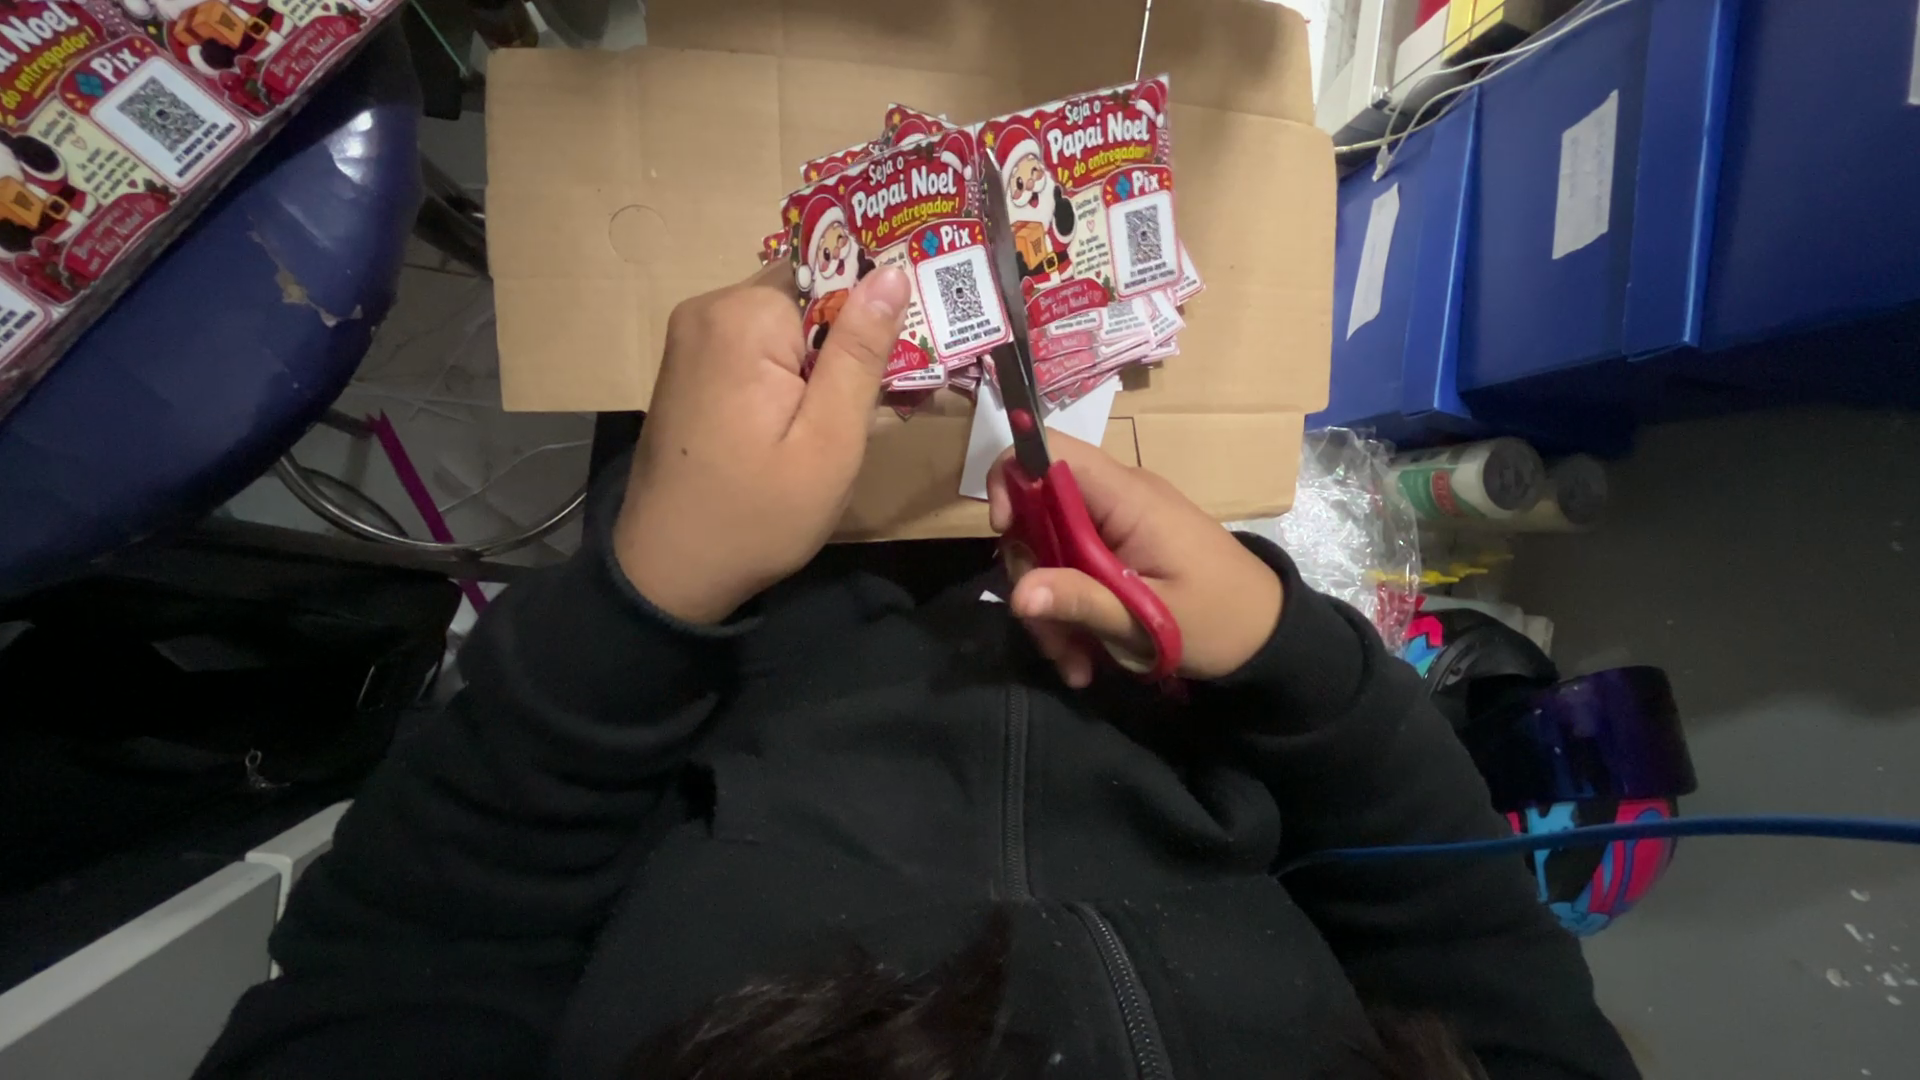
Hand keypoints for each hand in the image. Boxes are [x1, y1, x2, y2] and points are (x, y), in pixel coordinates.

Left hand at [613, 263, 910, 622]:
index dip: (866, 328)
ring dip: (814, 368)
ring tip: (823, 429)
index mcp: (743, 318)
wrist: (671, 569)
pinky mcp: (686, 366)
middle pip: (806, 300)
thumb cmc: (760, 514)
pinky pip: (754, 348)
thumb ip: (860, 353)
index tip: (882, 380)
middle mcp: (707, 309)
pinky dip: (784, 378)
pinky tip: (788, 428)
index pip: (834, 282)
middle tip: (856, 415)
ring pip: (783, 327)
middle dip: (840, 350)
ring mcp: (689, 338)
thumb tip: (893, 270)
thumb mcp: (830, 440)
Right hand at [986, 434, 1283, 684]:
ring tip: (1074, 662)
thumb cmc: (1218, 620)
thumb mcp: (1145, 620)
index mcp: (1126, 498)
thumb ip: (1081, 601)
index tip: (1006, 530)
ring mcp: (1114, 524)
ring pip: (1049, 549)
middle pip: (1038, 513)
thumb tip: (1017, 594)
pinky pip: (1072, 567)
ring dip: (1051, 608)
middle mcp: (1115, 499)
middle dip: (1032, 576)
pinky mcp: (1116, 549)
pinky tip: (1084, 658)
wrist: (1267, 635)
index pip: (1052, 449)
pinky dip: (1069, 610)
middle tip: (1048, 636)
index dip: (1014, 476)